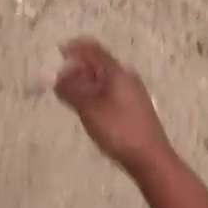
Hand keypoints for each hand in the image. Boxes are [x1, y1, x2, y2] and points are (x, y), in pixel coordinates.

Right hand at [54, 38, 172, 170]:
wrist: (151, 159)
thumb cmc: (119, 130)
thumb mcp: (89, 109)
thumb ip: (71, 90)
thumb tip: (56, 77)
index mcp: (117, 72)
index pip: (94, 50)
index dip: (75, 48)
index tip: (59, 53)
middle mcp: (126, 77)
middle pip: (99, 64)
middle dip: (78, 68)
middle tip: (60, 82)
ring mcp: (132, 92)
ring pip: (104, 79)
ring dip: (86, 83)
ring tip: (70, 97)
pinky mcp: (134, 108)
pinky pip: (110, 92)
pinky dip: (95, 94)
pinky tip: (88, 109)